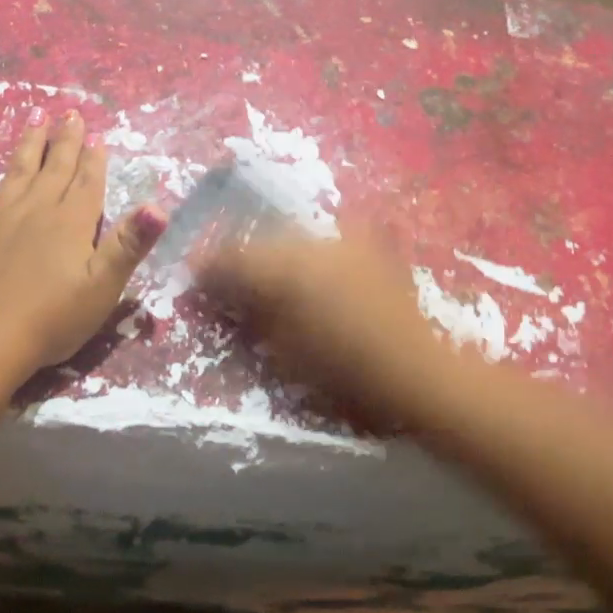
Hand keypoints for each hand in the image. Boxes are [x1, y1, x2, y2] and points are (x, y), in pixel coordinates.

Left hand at [0, 108, 167, 376]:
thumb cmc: (50, 321)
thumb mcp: (102, 288)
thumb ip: (128, 245)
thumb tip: (158, 206)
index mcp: (71, 224)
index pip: (87, 184)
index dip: (95, 159)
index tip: (97, 134)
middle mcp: (35, 211)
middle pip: (54, 169)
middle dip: (65, 141)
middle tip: (69, 112)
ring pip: (16, 171)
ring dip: (28, 143)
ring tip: (34, 116)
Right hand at [199, 232, 452, 428]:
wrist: (417, 372)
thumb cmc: (344, 373)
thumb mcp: (284, 351)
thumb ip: (248, 314)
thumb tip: (220, 294)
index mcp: (285, 269)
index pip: (229, 258)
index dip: (207, 269)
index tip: (195, 281)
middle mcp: (312, 241)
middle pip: (259, 243)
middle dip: (240, 261)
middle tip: (227, 284)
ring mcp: (344, 239)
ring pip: (291, 238)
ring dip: (274, 257)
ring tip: (269, 283)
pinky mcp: (369, 245)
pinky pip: (323, 242)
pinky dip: (307, 257)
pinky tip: (307, 278)